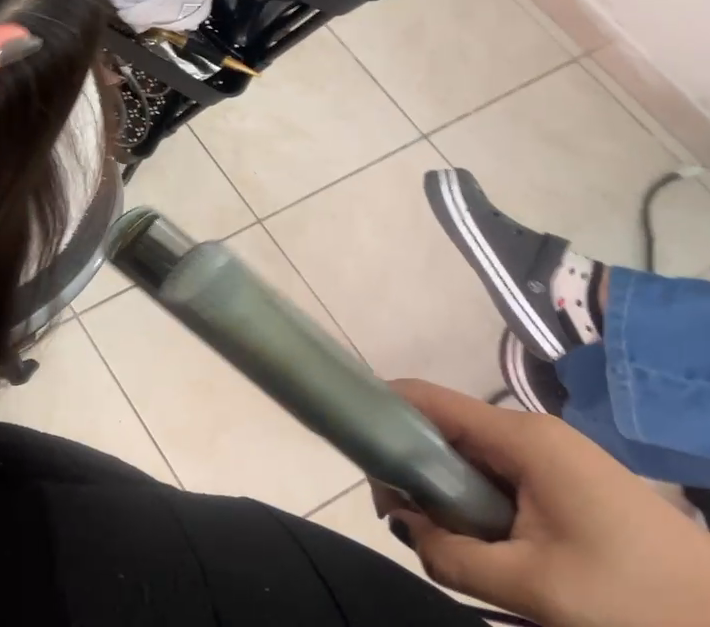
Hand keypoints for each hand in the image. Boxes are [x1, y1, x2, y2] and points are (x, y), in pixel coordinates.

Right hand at [378, 380, 709, 626]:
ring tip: (457, 548)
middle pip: (437, 430)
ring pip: (464, 460)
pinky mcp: (570, 484)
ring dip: (445, 498)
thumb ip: (446, 554)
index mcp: (522, 438)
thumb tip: (402, 524)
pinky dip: (477, 509)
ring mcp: (555, 458)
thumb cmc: (641, 601)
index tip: (356, 462)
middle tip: (410, 525)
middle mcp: (532, 434)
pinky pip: (496, 479)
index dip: (374, 415)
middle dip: (410, 473)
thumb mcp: (533, 587)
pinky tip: (492, 551)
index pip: (418, 398)